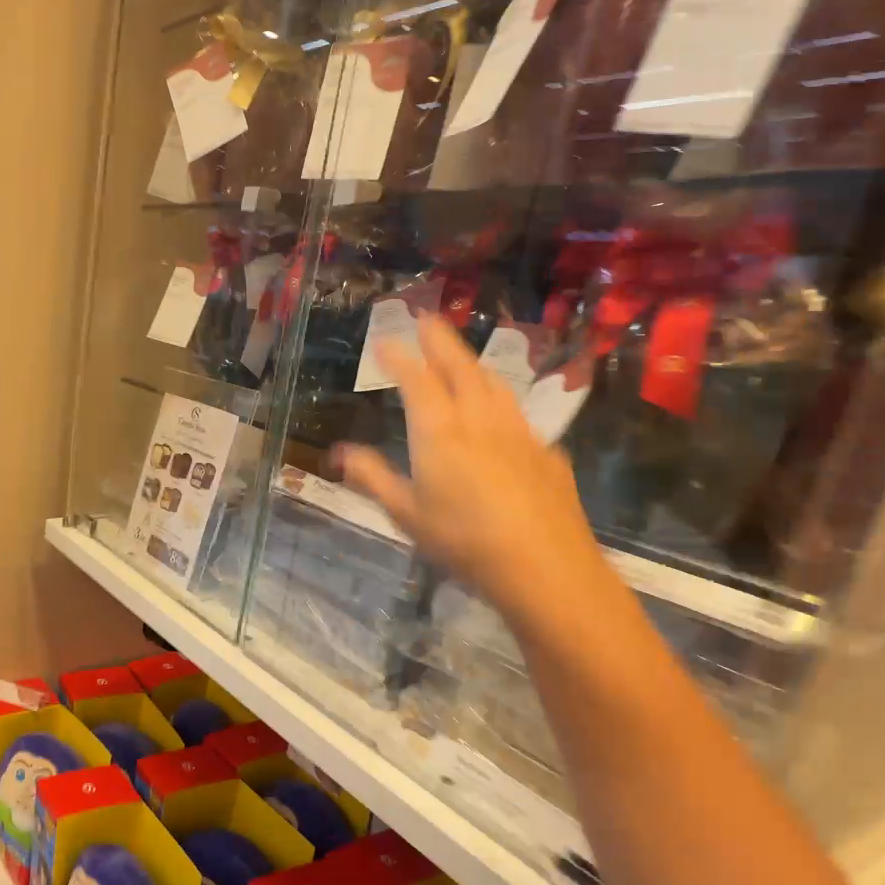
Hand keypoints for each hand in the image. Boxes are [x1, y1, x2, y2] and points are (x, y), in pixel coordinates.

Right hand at [332, 316, 611, 622]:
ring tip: (459, 355)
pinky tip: (496, 413)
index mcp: (439, 432)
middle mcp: (480, 420)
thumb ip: (373, 478)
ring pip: (493, 384)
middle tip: (426, 319)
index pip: (417, 380)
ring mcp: (518, 432)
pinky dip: (496, 396)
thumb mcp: (406, 514)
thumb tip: (339, 453)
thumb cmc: (463, 541)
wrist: (545, 566)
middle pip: (460, 367)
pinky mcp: (545, 451)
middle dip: (441, 340)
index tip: (384, 339)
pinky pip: (515, 411)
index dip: (400, 356)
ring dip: (472, 362)